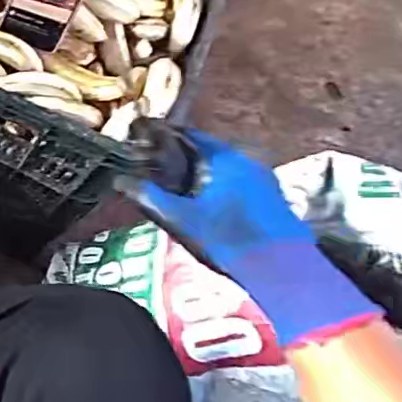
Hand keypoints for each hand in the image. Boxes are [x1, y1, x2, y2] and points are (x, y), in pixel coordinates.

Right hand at [133, 130, 380, 347]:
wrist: (281, 268)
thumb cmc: (225, 239)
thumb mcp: (177, 218)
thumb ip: (147, 196)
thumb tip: (119, 180)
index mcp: (222, 158)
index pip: (186, 133)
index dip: (160, 137)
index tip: (141, 144)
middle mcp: (246, 159)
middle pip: (204, 150)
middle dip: (178, 157)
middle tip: (154, 169)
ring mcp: (262, 177)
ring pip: (221, 166)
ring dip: (199, 173)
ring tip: (176, 189)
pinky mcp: (271, 196)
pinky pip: (235, 181)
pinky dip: (216, 185)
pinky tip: (205, 204)